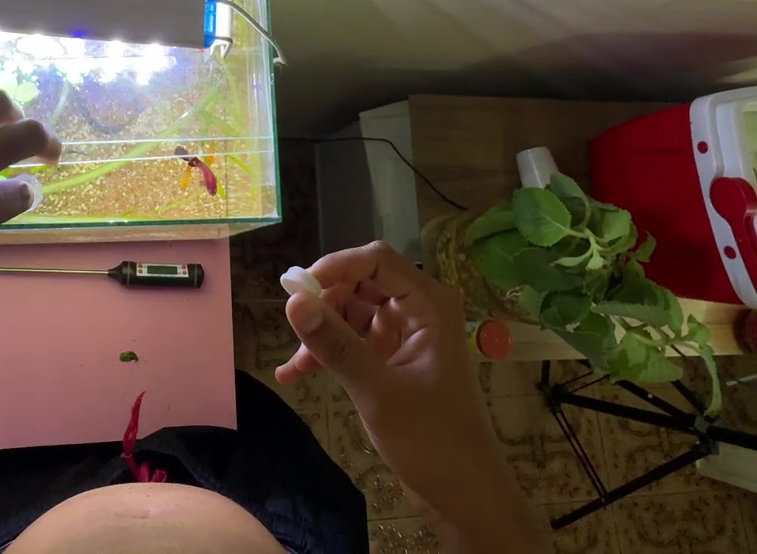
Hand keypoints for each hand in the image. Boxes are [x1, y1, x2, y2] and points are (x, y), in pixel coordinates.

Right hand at [277, 242, 539, 551]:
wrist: (464, 496)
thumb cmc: (431, 440)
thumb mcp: (376, 390)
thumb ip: (335, 344)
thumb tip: (292, 301)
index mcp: (429, 304)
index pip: (376, 261)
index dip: (335, 266)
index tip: (298, 290)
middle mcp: (419, 308)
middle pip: (361, 282)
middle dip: (325, 304)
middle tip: (295, 330)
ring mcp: (407, 332)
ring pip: (353, 310)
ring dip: (323, 332)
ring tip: (295, 366)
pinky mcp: (395, 356)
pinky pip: (355, 339)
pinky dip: (330, 352)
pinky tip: (296, 374)